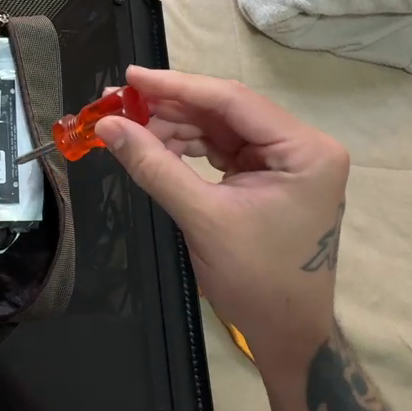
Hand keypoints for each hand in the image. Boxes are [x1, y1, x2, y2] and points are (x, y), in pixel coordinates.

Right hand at [96, 67, 348, 367]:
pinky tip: (154, 145)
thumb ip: (154, 165)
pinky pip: (220, 147)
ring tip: (129, 128)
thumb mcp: (201, 218)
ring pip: (218, 126)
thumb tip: (107, 126)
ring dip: (173, 127)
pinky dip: (186, 146)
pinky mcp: (268, 174)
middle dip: (170, 107)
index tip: (130, 78)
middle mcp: (301, 145)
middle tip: (118, 104)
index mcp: (304, 150)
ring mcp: (285, 160)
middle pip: (224, 109)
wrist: (287, 333)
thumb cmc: (257, 279)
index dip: (176, 86)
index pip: (232, 100)